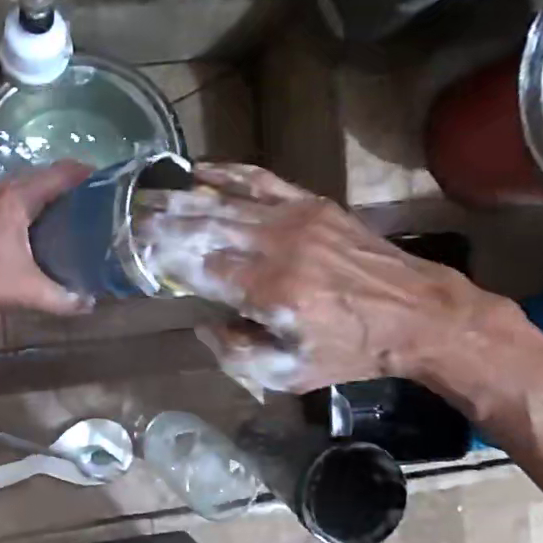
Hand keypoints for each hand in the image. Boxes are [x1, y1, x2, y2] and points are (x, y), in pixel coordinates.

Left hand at [0, 162, 95, 333]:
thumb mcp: (28, 293)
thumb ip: (64, 299)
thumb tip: (90, 303)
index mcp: (17, 199)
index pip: (59, 174)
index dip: (84, 173)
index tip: (106, 180)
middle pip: (40, 176)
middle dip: (66, 183)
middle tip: (90, 200)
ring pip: (20, 185)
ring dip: (42, 192)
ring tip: (65, 210)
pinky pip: (5, 196)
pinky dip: (23, 201)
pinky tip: (29, 223)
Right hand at [142, 163, 511, 393]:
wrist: (418, 314)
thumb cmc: (350, 350)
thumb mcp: (290, 373)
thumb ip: (236, 353)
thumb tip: (200, 325)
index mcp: (269, 291)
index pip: (199, 266)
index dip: (161, 257)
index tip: (130, 250)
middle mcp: (276, 246)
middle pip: (203, 227)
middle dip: (159, 221)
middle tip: (125, 217)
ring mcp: (293, 218)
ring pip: (223, 201)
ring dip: (180, 197)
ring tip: (146, 195)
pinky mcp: (310, 203)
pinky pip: (259, 180)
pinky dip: (225, 173)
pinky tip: (197, 170)